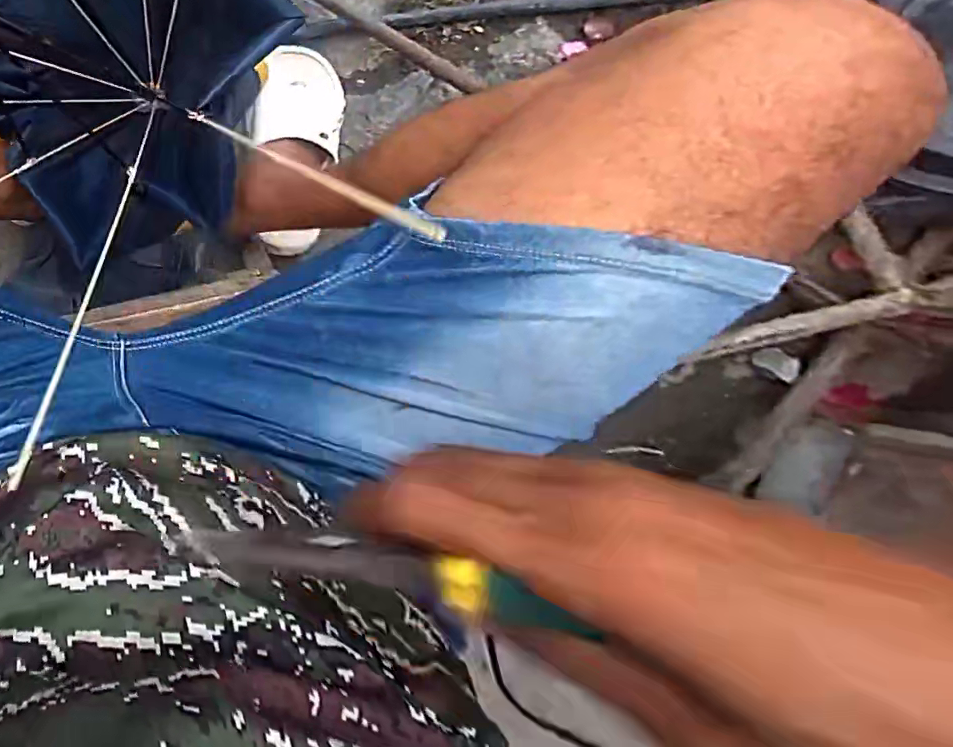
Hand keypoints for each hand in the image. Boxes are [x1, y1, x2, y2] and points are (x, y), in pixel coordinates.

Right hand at [350, 448, 952, 746]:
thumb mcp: (688, 724)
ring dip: (448, 495)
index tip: (350, 538)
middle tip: (398, 554)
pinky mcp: (645, 479)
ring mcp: (614, 477)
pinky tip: (532, 543)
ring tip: (462, 554)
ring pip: (482, 460)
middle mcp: (579, 493)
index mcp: (577, 554)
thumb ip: (565, 649)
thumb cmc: (831, 723)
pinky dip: (496, 493)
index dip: (373, 512)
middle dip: (400, 498)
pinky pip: (531, 468)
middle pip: (441, 465)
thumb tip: (477, 602)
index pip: (426, 501)